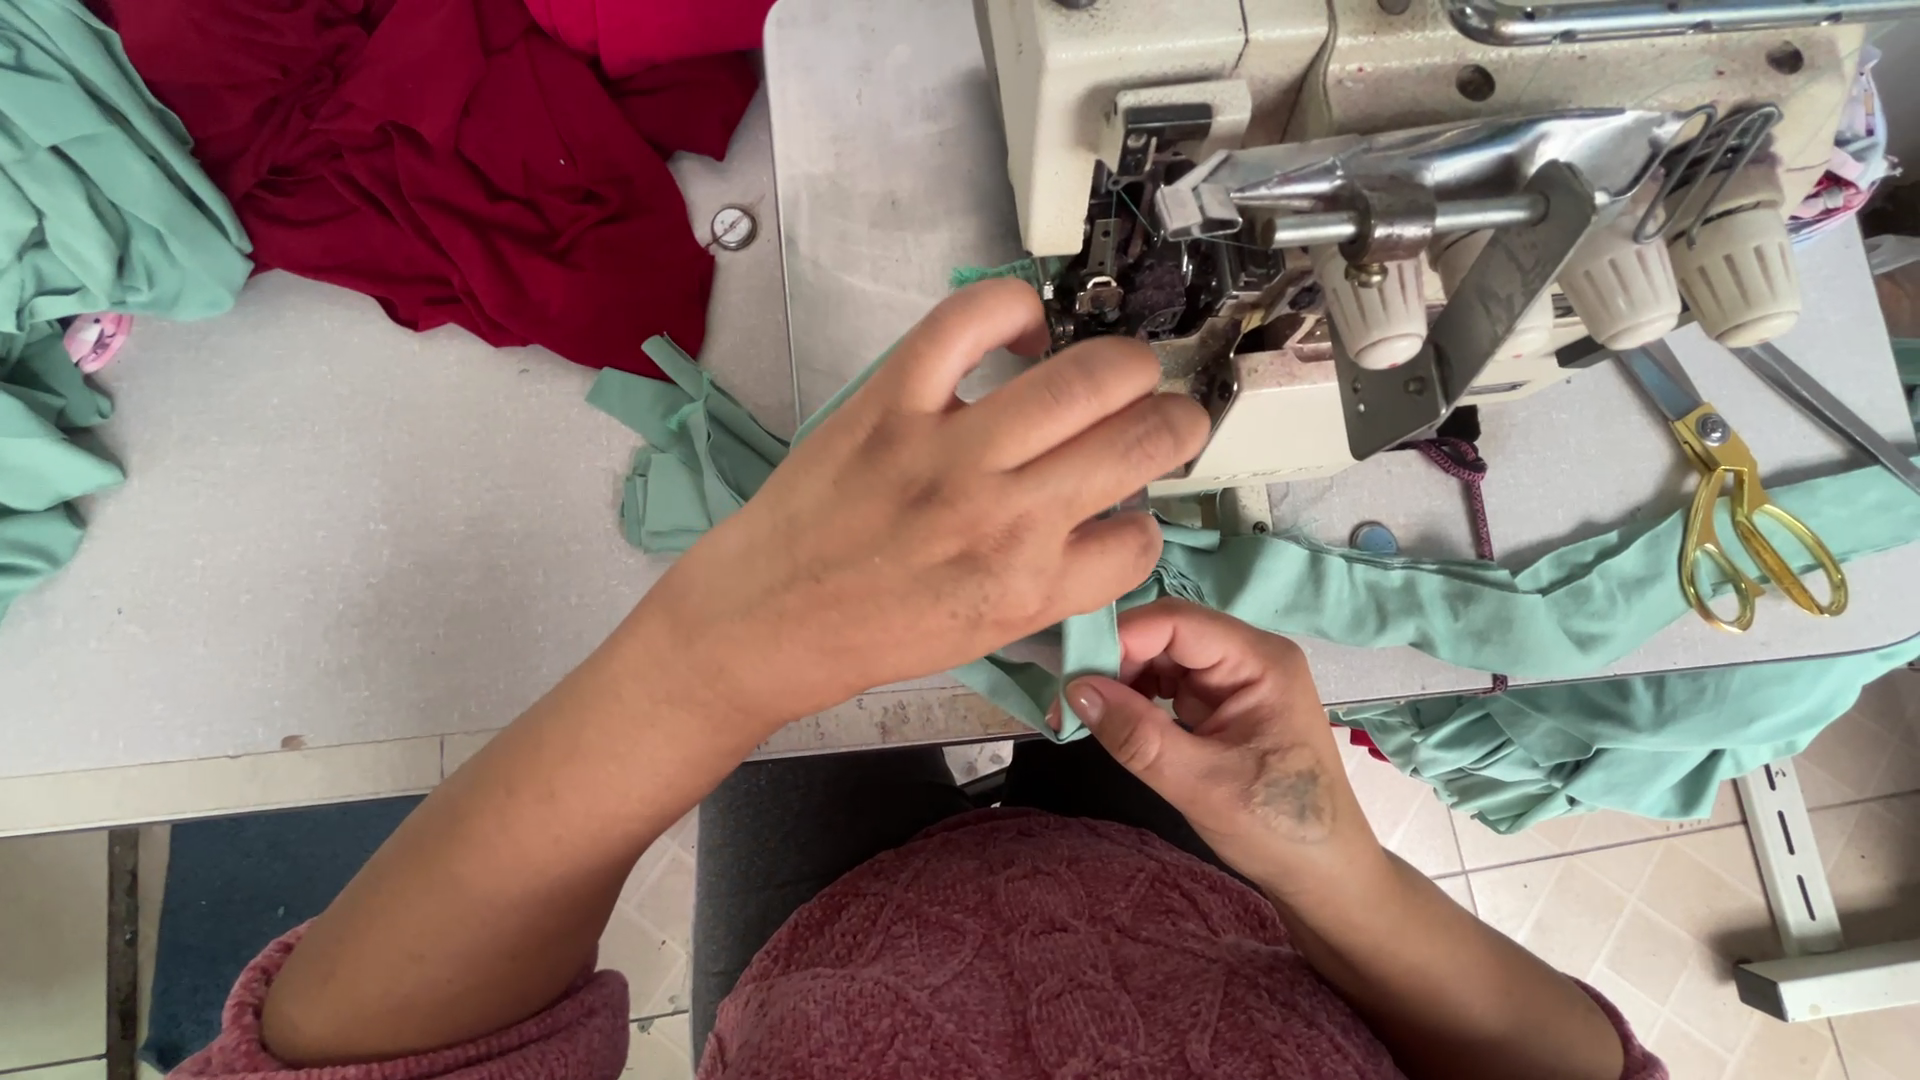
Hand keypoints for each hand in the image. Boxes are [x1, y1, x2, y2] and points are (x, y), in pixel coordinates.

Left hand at [630, 280, 1210, 730]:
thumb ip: (1052, 581)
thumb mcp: (983, 635)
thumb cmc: (873, 636)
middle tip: (1163, 419)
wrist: (766, 620)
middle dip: (1177, 423)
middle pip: (1143, 441)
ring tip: (1122, 372)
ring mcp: (950, 451)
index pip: (1139, 541)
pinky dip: (1013, 309)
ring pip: (1088, 377)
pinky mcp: (892, 402)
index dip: (1143, 525)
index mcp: (1031, 589)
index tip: (1126, 512)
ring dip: (1130, 366)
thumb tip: (1102, 520)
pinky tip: (1025, 331)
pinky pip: (970, 319)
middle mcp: (1007, 517)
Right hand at [1060, 598, 1384, 897]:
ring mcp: (1236, 679)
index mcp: (1259, 661)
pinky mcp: (1223, 702)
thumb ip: (1136, 734)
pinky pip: (1169, 682)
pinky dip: (1138, 698)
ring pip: (1163, 656)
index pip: (1175, 621)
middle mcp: (1248, 656)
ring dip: (1123, 680)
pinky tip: (1117, 720)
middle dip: (1116, 661)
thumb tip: (1073, 689)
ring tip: (1087, 713)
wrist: (1325, 878)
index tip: (1073, 674)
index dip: (1120, 638)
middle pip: (1166, 633)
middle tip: (1071, 699)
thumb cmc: (1277, 829)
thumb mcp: (1199, 784)